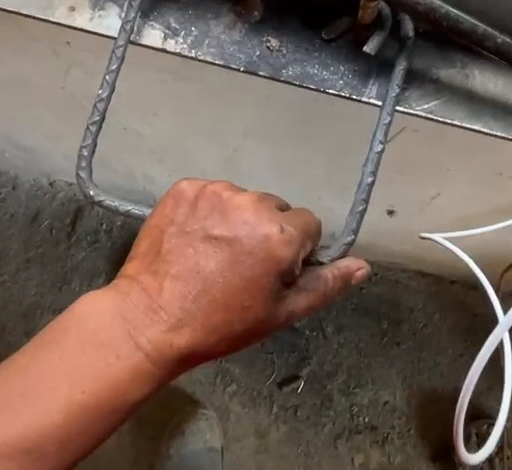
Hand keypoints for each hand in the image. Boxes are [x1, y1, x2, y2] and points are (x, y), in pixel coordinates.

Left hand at [104, 179, 369, 374]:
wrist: (149, 320)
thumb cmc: (220, 323)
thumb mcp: (280, 313)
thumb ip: (326, 285)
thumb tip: (363, 266)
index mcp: (283, 233)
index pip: (307, 226)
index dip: (291, 252)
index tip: (267, 273)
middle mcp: (254, 203)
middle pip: (275, 210)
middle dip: (265, 232)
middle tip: (238, 267)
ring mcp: (217, 191)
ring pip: (243, 200)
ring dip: (236, 220)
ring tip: (212, 254)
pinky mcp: (187, 188)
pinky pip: (210, 193)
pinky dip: (206, 211)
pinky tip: (193, 239)